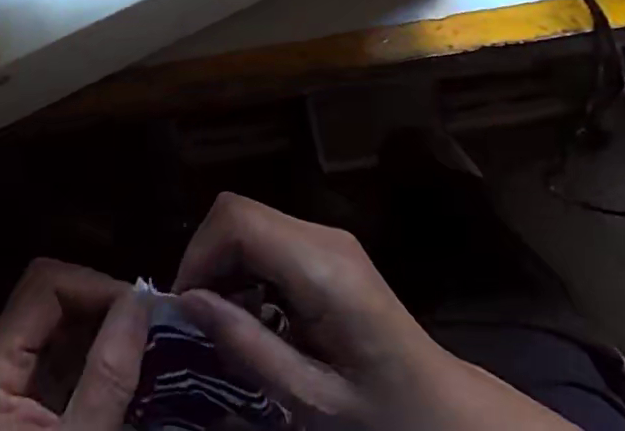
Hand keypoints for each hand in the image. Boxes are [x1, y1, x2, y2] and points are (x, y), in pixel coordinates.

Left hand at [0, 258, 148, 430]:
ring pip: (67, 324)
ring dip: (111, 327)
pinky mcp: (31, 407)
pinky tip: (135, 371)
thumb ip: (107, 374)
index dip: (97, 286)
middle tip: (153, 328)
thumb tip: (141, 298)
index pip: (47, 283)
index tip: (142, 312)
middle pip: (57, 297)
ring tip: (152, 346)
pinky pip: (70, 357)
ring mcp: (12, 386)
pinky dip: (105, 354)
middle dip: (108, 304)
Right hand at [172, 193, 574, 430]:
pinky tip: (252, 316)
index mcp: (322, 267)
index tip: (184, 311)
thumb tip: (189, 301)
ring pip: (252, 223)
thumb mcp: (307, 399)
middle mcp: (324, 237)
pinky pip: (271, 239)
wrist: (439, 405)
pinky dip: (246, 268)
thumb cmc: (380, 412)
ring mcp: (330, 239)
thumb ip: (246, 345)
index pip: (238, 219)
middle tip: (196, 323)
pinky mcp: (330, 250)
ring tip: (221, 325)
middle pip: (240, 214)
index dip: (198, 254)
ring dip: (224, 265)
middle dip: (206, 260)